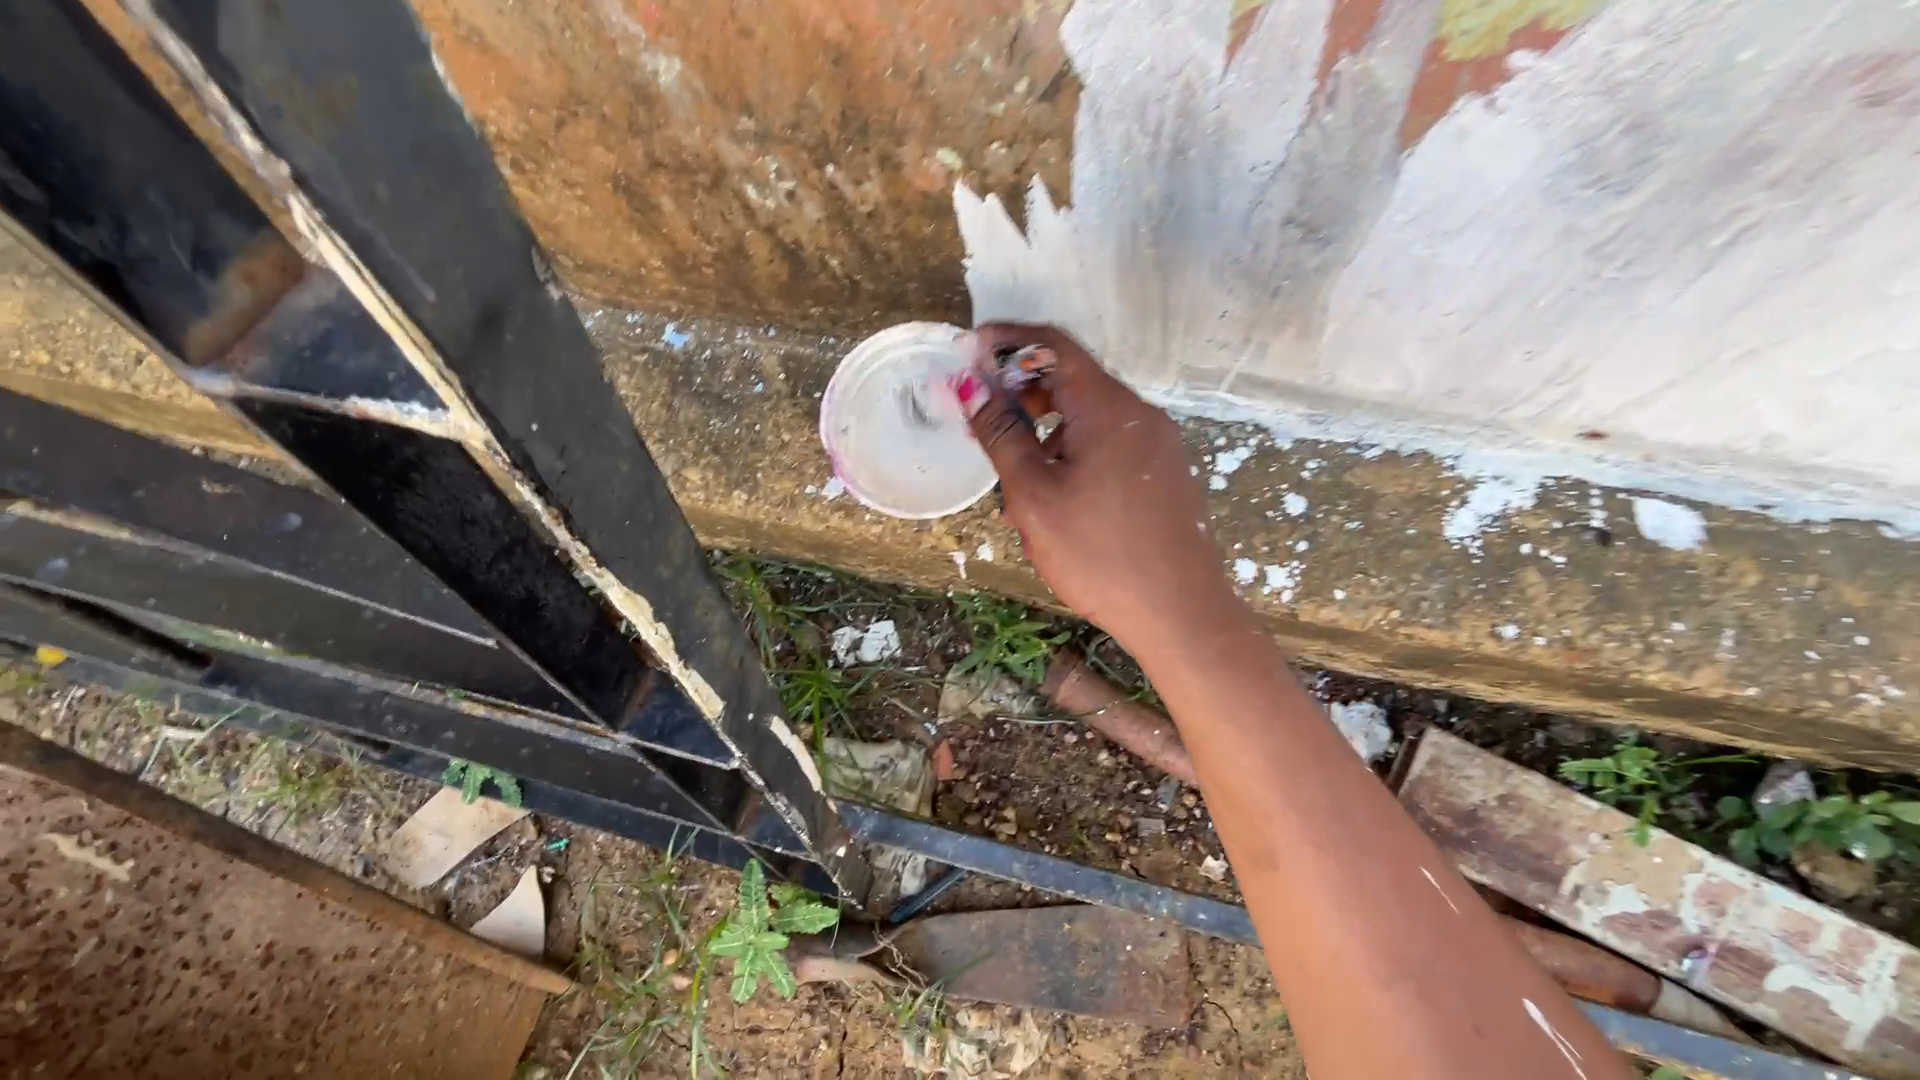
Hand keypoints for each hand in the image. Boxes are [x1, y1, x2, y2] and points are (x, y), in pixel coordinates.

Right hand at [957, 323, 1238, 654]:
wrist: (1180, 612)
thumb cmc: (1098, 554)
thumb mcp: (1035, 496)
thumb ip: (1002, 436)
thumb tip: (972, 388)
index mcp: (1108, 408)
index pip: (1053, 345)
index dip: (1007, 340)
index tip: (968, 351)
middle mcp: (1140, 414)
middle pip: (1074, 379)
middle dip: (1023, 390)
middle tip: (983, 416)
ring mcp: (1158, 444)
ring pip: (1091, 417)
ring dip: (1047, 429)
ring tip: (1014, 474)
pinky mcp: (1165, 473)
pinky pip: (1111, 444)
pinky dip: (1074, 451)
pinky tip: (1054, 495)